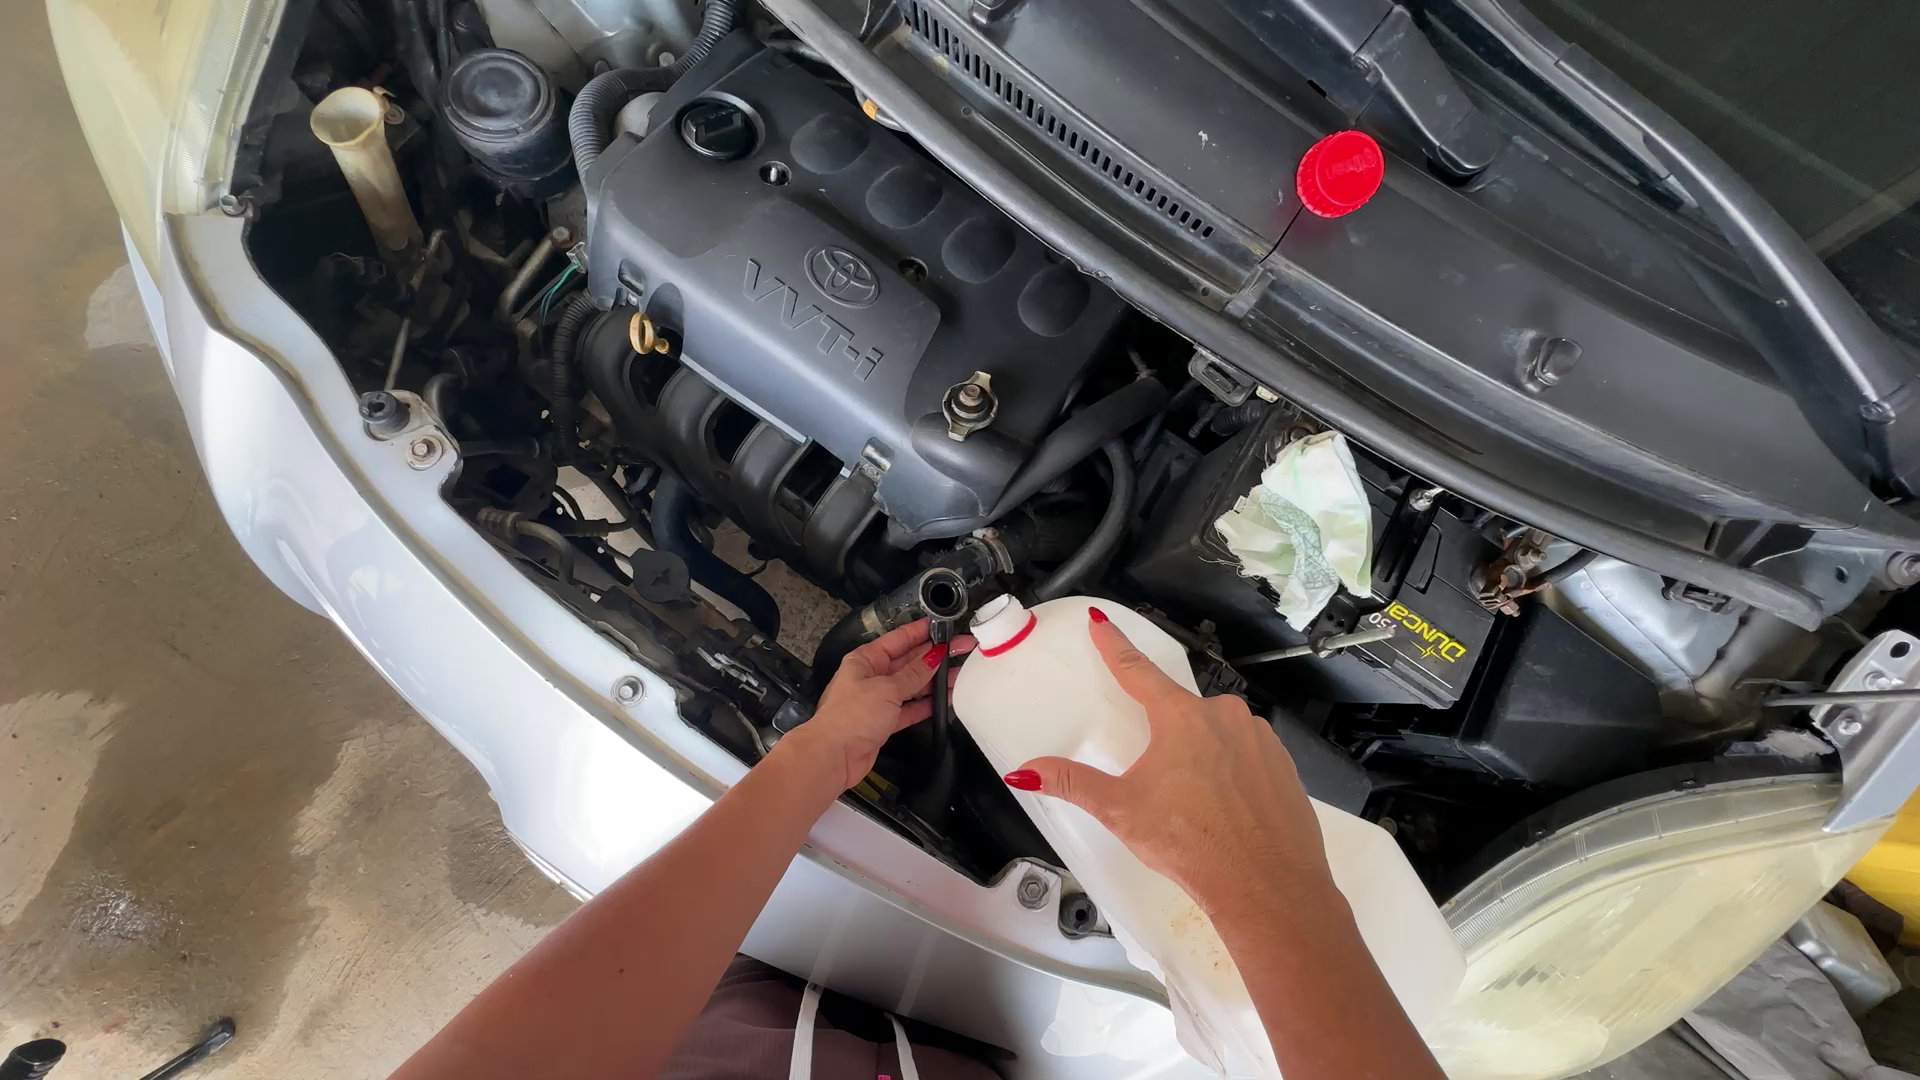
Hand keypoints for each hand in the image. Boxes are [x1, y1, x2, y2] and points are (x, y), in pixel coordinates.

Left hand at [786, 618, 973, 792]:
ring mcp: (878, 699)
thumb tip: (934, 656)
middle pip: (908, 661)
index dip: (921, 631)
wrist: (833, 756)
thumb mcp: (887, 688)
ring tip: (959, 673)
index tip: (941, 625)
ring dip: (934, 680)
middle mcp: (871, 676)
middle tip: (960, 648)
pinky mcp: (884, 721)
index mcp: (865, 660)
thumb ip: (914, 673)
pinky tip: (944, 699)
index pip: (898, 639)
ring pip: (912, 685)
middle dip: (934, 655)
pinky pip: (910, 707)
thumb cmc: (850, 716)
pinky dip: (926, 704)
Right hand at [1011, 610, 1335, 918]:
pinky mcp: (1285, 764)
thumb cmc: (1189, 844)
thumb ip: (1072, 783)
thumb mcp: (1121, 811)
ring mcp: (1260, 738)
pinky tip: (1228, 807)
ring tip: (1195, 803)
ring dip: (1200, 753)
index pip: (1136, 670)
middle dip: (1165, 735)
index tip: (1101, 621)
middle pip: (1179, 711)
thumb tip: (1023, 769)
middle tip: (1160, 780)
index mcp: (1180, 717)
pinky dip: (1232, 770)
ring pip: (1215, 732)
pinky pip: (1247, 753)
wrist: (1269, 890)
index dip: (1114, 645)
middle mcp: (1223, 715)